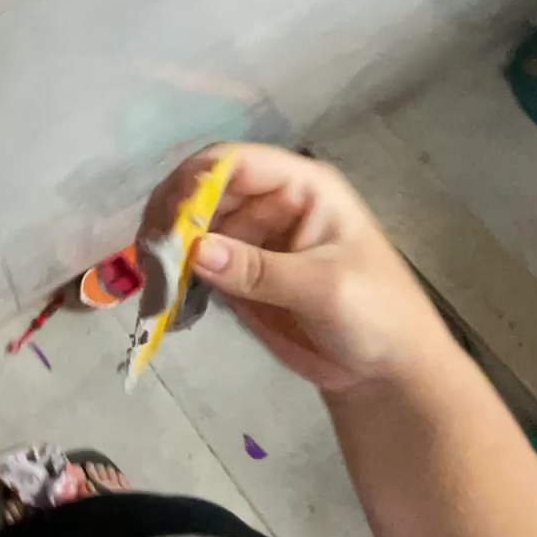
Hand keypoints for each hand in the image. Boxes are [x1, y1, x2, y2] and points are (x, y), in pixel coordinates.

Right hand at [141, 143, 447, 390]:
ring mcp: (246, 236)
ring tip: (150, 274)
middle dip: (171, 214)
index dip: (196, 180)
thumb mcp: (327, 290)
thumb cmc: (379, 316)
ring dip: (163, 244)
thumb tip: (195, 251)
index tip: (171, 217)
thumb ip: (261, 270)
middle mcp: (266, 202)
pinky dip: (169, 271)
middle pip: (199, 189)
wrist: (386, 373)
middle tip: (151, 252)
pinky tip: (157, 289)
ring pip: (187, 223)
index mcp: (299, 187)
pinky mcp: (231, 270)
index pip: (235, 163)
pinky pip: (189, 260)